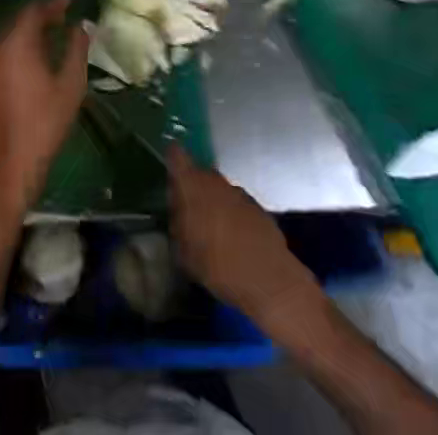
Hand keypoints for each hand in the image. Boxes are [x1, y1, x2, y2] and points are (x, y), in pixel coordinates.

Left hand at [0, 0, 89, 208]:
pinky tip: (36, 58)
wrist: (12, 160)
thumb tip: (81, 26)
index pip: (33, 11)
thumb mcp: (71, 83)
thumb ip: (77, 48)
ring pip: (9, 36)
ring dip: (30, 31)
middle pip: (18, 21)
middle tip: (64, 18)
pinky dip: (20, 46)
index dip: (52, 4)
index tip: (71, 3)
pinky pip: (3, 51)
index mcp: (17, 44)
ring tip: (54, 36)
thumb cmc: (46, 120)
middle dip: (41, 16)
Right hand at [167, 146, 320, 328]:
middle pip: (200, 174)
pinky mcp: (259, 208)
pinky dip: (232, 214)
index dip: (172, 158)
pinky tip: (233, 238)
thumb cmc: (217, 265)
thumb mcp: (183, 251)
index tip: (168, 167)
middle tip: (187, 211)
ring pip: (220, 189)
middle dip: (192, 188)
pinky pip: (237, 204)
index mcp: (192, 186)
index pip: (177, 156)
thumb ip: (177, 223)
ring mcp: (240, 193)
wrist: (269, 281)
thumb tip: (177, 210)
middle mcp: (216, 182)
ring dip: (214, 202)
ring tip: (211, 229)